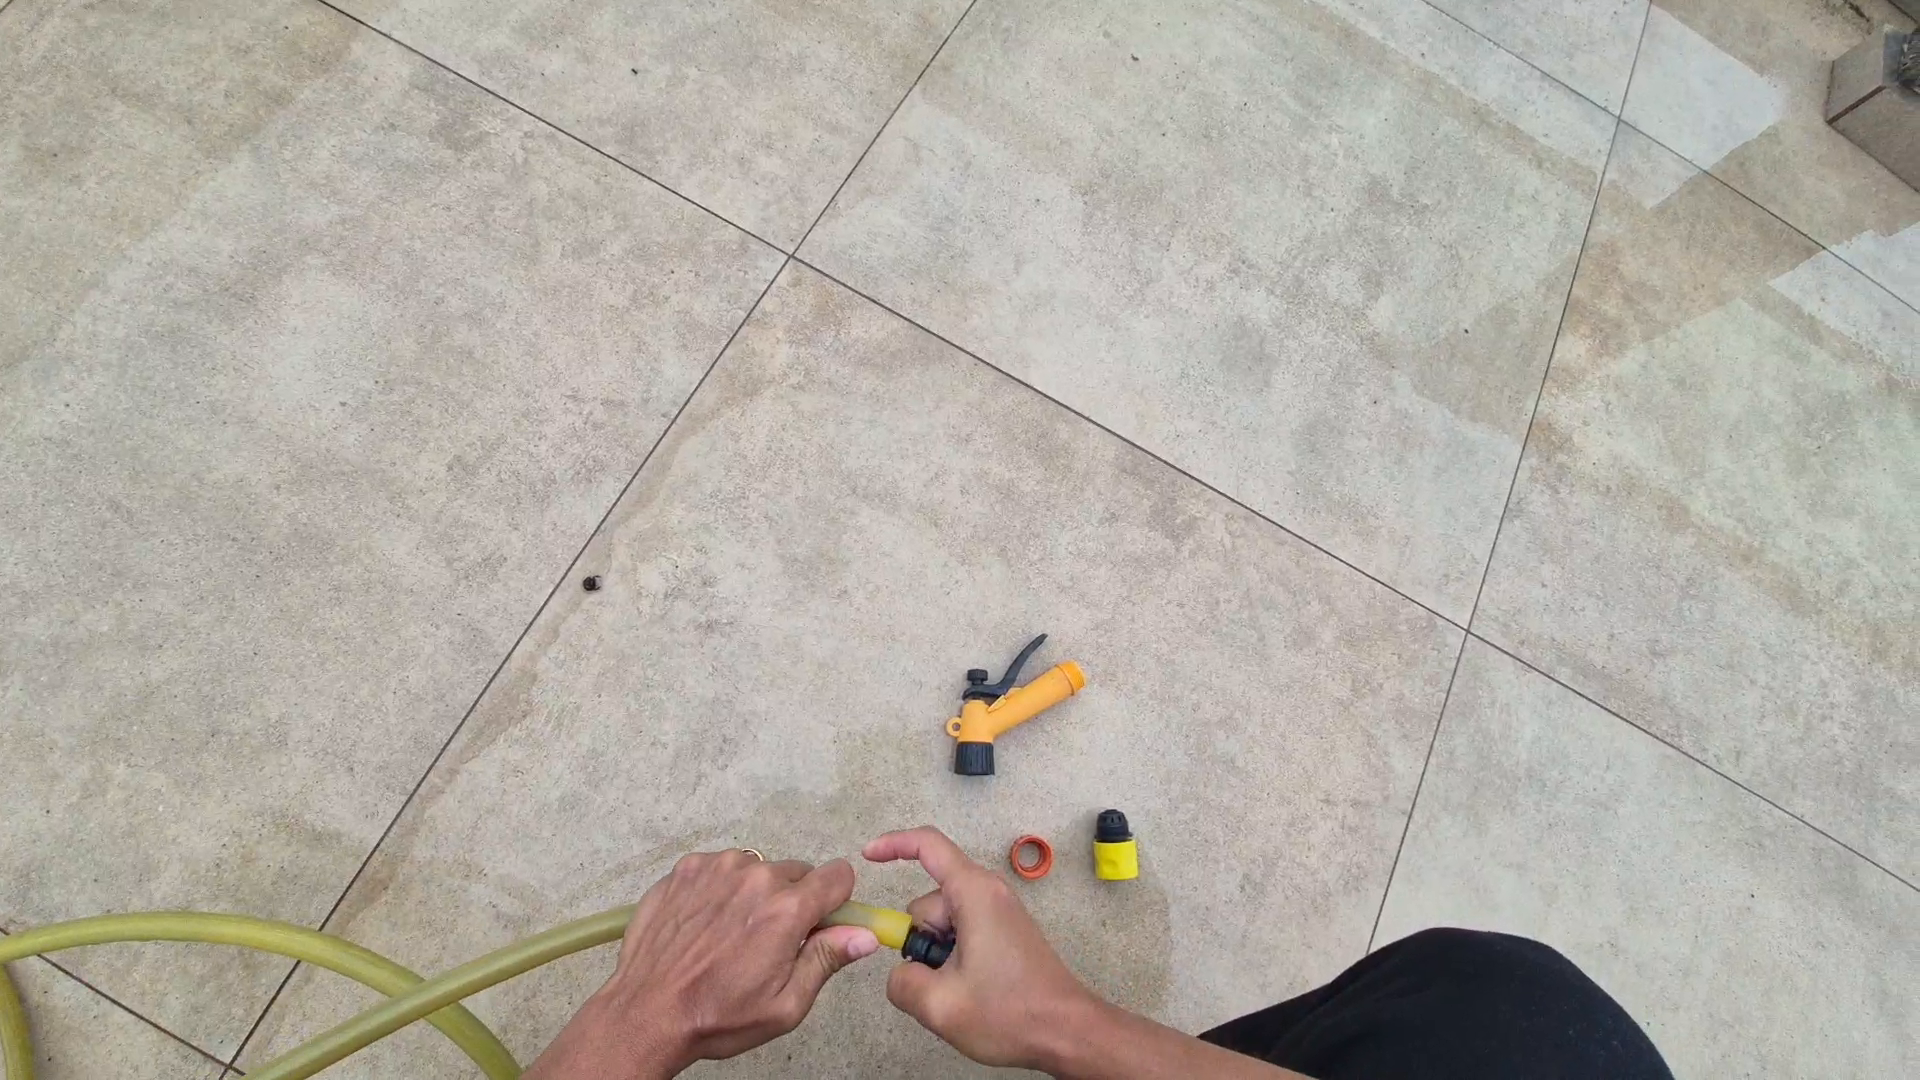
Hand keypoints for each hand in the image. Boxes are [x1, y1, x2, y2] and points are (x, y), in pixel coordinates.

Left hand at [525, 850, 880, 1079]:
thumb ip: (827, 959)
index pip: (839, 874)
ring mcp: (719, 866)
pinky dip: (720, 888)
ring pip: (760, 868)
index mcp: (787, 909)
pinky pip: (723, 867)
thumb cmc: (717, 1017)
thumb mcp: (784, 1006)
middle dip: (792, 900)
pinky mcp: (689, 867)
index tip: (819, 922)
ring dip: (755, 892)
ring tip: (729, 932)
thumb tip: (866, 933)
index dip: (835, 899)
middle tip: (766, 939)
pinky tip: (704, 922)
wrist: (643, 1015)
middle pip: (798, 872)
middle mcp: (757, 876)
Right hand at [864, 827, 1100, 1070]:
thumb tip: (900, 972)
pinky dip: (955, 956)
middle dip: (921, 939)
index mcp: (973, 891)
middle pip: (931, 898)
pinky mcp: (1004, 927)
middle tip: (938, 983)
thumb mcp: (941, 1005)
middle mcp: (987, 889)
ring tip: (961, 992)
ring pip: (945, 920)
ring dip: (940, 954)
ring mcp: (998, 908)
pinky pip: (963, 930)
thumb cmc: (1010, 1012)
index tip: (867, 856)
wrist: (1067, 1030)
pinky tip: (974, 989)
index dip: (893, 844)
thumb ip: (903, 982)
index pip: (927, 845)